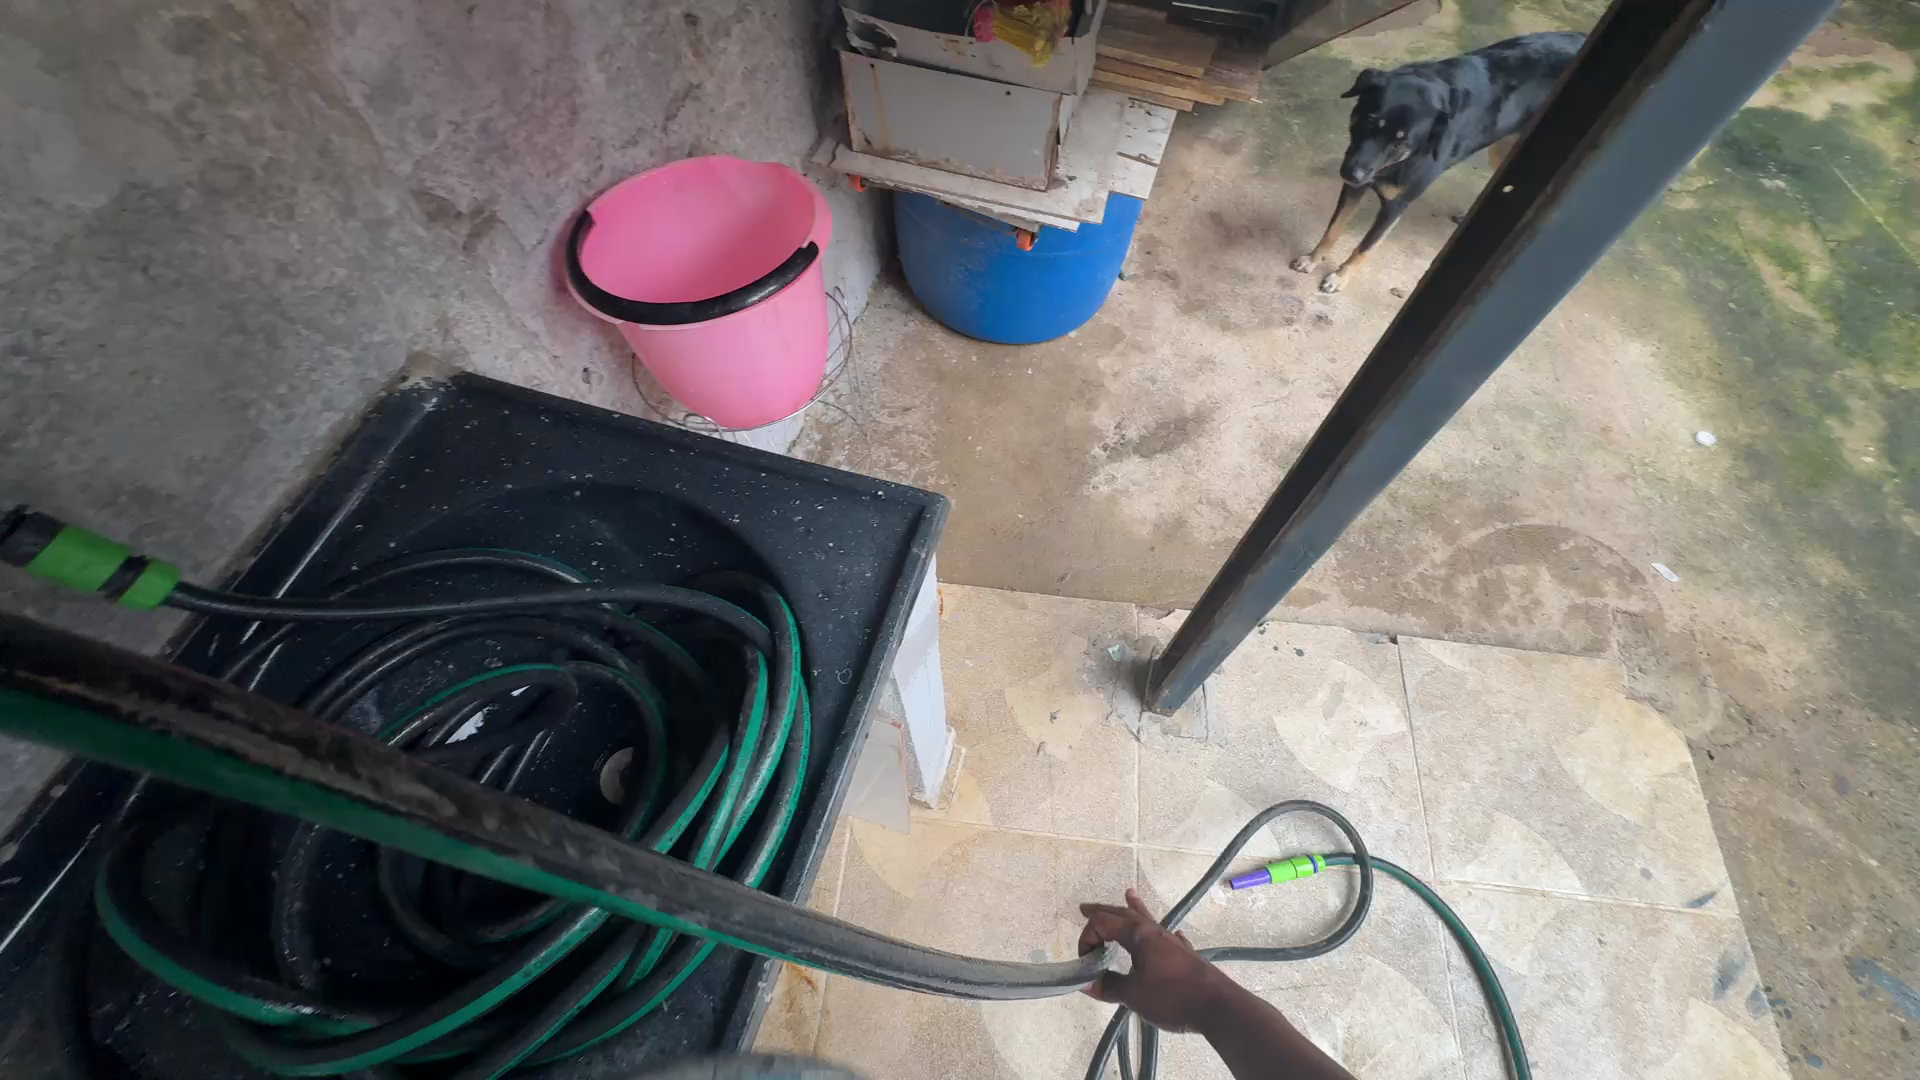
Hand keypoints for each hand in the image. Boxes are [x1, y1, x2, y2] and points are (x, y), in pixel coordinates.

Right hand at [1077, 888, 1231, 1032]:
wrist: (1218, 1007)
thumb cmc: (1173, 996)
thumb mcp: (1135, 995)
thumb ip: (1110, 987)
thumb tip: (1088, 984)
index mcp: (1138, 934)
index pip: (1103, 923)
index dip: (1087, 938)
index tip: (1084, 963)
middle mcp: (1153, 930)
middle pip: (1122, 914)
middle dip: (1102, 911)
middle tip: (1084, 908)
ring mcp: (1170, 940)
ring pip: (1146, 919)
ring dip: (1133, 909)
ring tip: (1129, 893)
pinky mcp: (1184, 954)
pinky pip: (1165, 935)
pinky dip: (1157, 930)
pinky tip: (1167, 933)